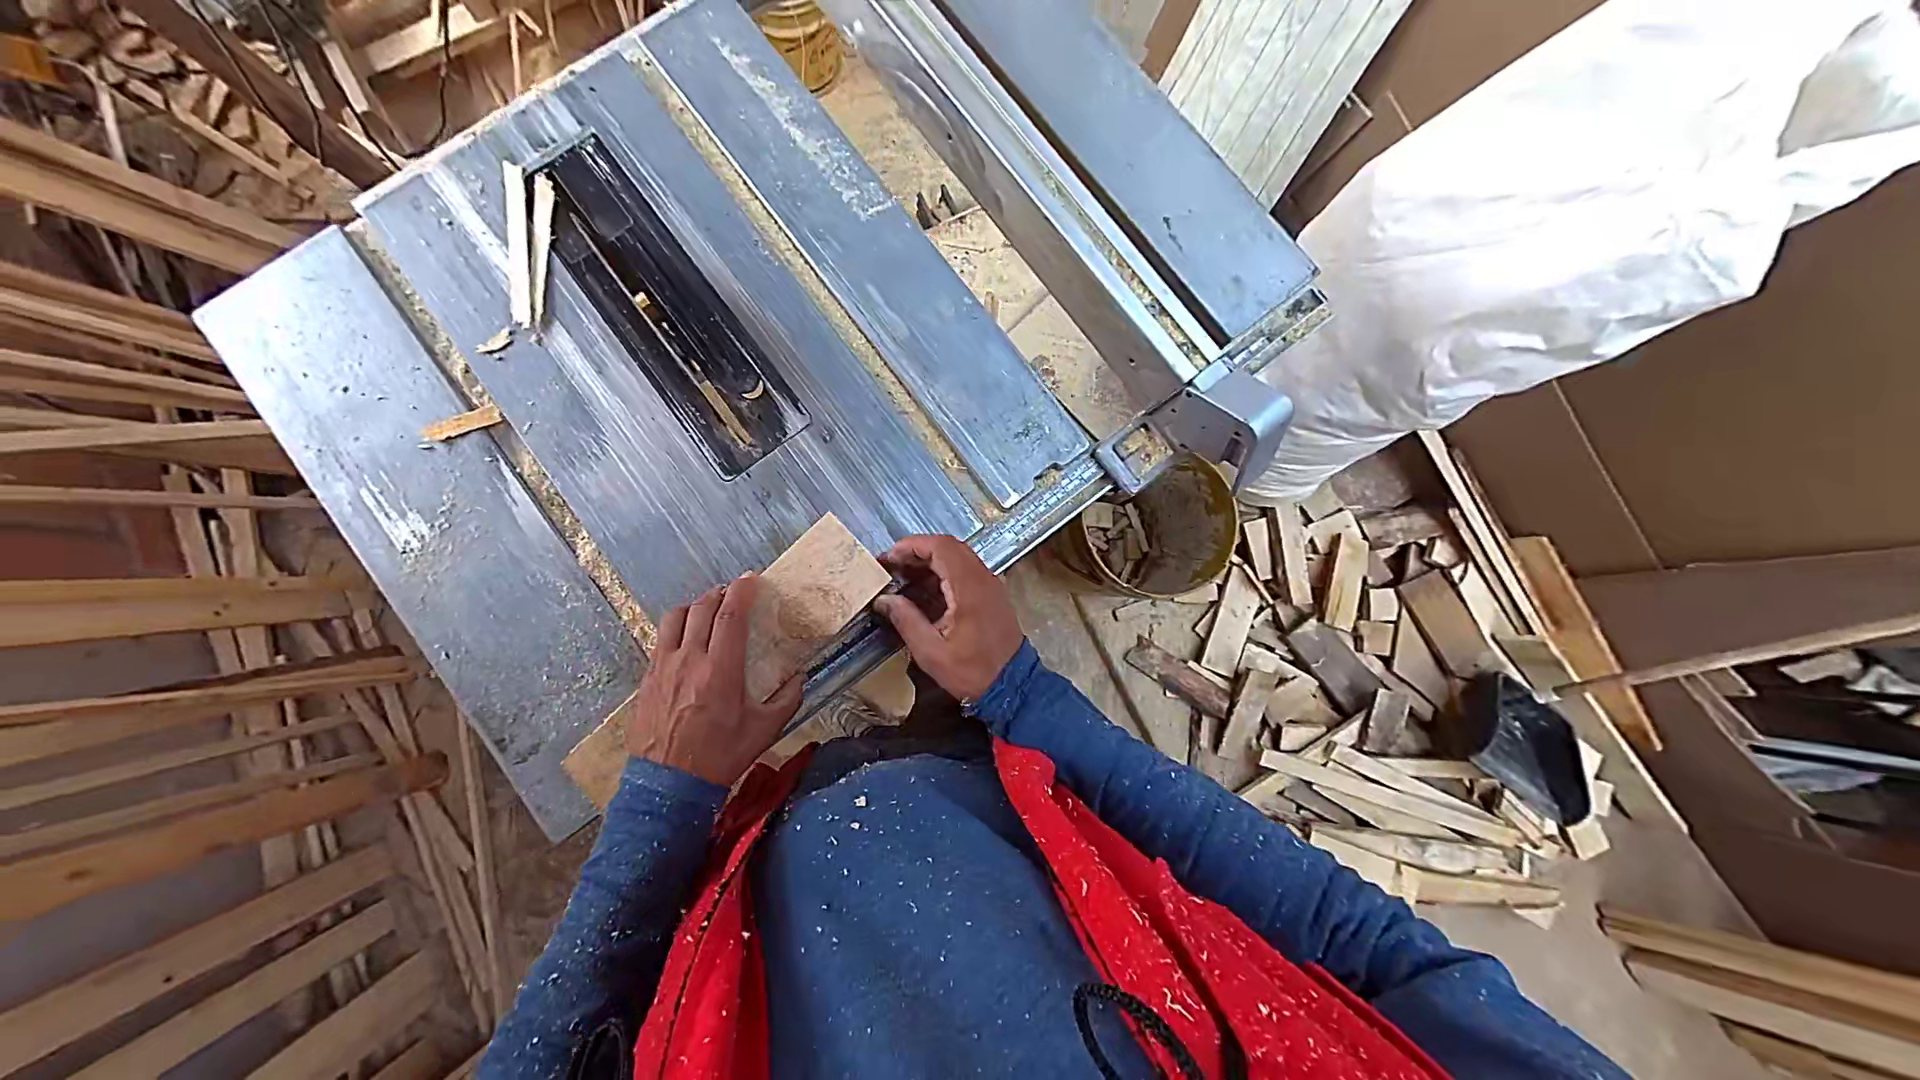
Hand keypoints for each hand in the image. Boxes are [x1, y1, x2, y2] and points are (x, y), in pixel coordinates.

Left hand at [624, 573, 802, 786]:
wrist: (669, 785)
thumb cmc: (720, 757)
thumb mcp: (765, 730)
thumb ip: (788, 699)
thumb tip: (799, 677)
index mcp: (721, 670)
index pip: (731, 614)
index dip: (743, 591)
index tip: (751, 579)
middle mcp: (689, 661)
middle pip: (702, 608)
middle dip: (720, 593)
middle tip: (734, 594)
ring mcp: (663, 668)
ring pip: (675, 618)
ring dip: (694, 607)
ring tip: (707, 611)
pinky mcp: (648, 679)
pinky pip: (660, 640)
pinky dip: (677, 629)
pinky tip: (687, 640)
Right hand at [871, 534, 1022, 701]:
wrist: (1013, 686)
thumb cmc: (973, 672)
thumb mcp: (931, 651)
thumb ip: (906, 620)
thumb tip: (885, 600)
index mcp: (969, 588)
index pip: (941, 547)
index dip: (912, 546)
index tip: (890, 557)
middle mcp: (983, 579)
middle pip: (949, 548)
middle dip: (917, 553)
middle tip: (892, 567)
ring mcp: (990, 586)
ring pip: (957, 559)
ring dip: (929, 564)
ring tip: (902, 579)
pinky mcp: (991, 596)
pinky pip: (965, 573)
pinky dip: (942, 575)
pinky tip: (923, 592)